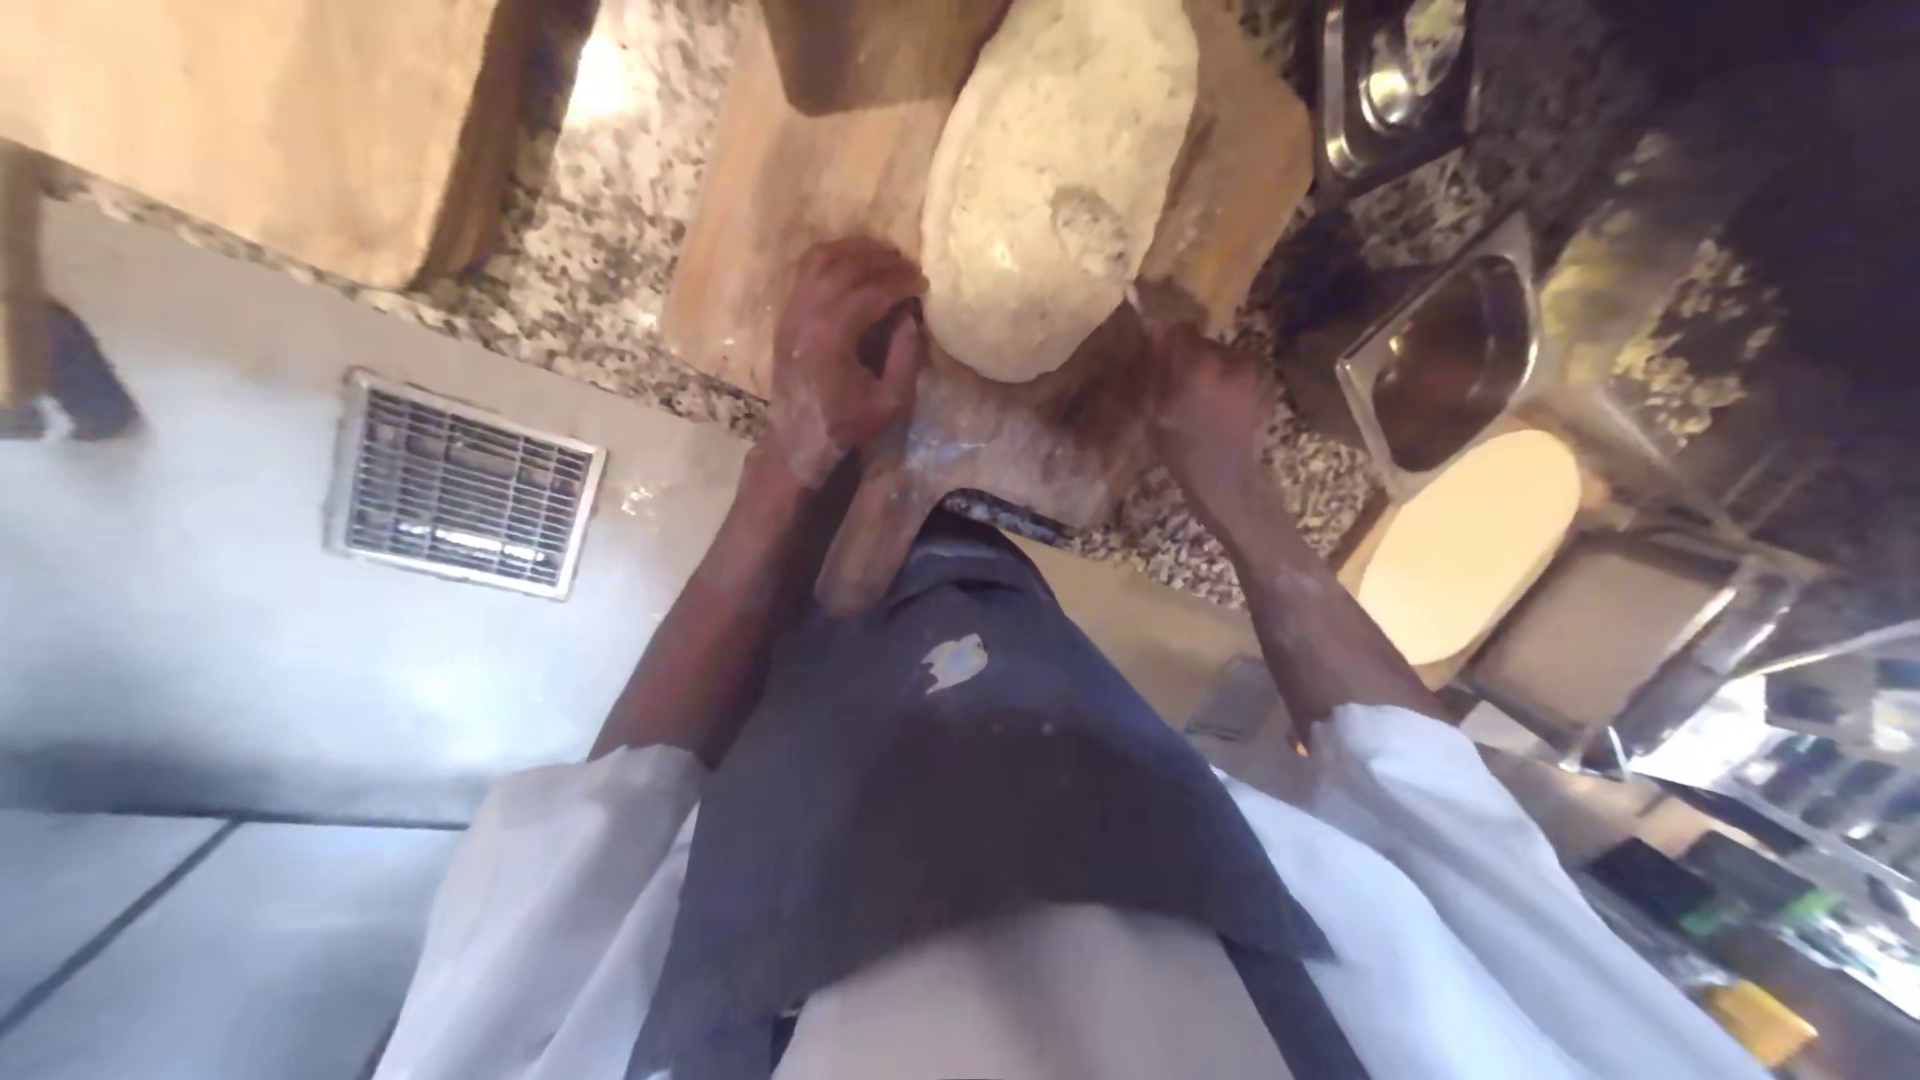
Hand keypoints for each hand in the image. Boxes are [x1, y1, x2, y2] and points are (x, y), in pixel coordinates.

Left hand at [768, 237, 926, 487]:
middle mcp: (806, 314)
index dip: (901, 282)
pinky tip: (850, 260)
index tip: (923, 283)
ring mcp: (790, 310)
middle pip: (847, 266)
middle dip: (882, 260)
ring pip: (821, 258)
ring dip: (854, 250)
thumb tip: (909, 316)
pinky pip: (803, 268)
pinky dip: (828, 256)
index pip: (871, 290)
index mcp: (832, 336)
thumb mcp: (891, 402)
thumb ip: (906, 356)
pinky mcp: (784, 313)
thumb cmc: (847, 424)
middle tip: (908, 264)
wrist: (798, 438)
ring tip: (883, 254)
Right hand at [1143, 318, 1271, 509]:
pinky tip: (1221, 403)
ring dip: (1211, 367)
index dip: (1168, 341)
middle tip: (1180, 383)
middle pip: (1204, 342)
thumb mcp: (1154, 411)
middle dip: (1190, 356)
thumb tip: (1156, 334)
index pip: (1181, 330)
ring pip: (1223, 354)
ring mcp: (1253, 371)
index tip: (1161, 356)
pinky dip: (1229, 378)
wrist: (1224, 477)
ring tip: (1203, 396)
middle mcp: (1230, 360)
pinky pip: (1240, 369)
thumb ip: (1156, 368)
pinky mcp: (1266, 382)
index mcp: (1199, 366)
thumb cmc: (1181, 449)